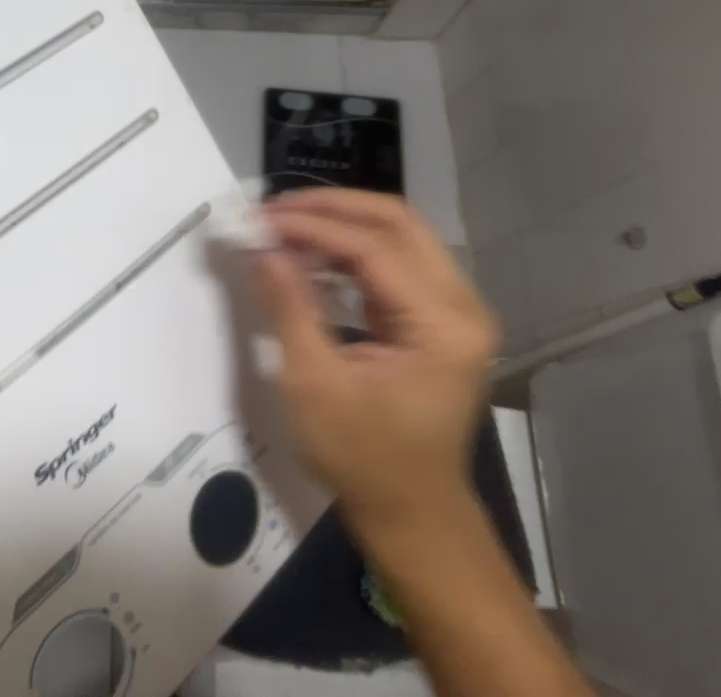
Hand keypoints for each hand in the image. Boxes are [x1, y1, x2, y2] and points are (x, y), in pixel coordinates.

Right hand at [249, 189, 496, 530]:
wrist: (409, 512)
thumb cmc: (362, 457)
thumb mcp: (314, 383)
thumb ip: (290, 307)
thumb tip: (261, 248)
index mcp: (443, 325)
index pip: (374, 247)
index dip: (313, 226)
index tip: (259, 219)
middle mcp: (461, 307)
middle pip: (398, 224)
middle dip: (331, 208)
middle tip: (272, 211)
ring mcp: (453, 312)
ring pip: (398, 237)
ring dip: (339, 225)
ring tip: (283, 227)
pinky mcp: (435, 321)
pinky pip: (394, 264)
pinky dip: (349, 251)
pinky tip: (309, 255)